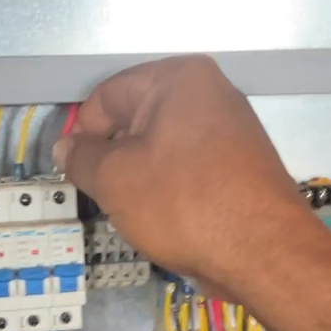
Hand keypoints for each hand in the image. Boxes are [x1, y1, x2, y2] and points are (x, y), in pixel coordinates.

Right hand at [53, 55, 330, 293]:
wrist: (263, 252)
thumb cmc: (182, 204)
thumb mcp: (114, 179)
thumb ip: (82, 158)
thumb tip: (68, 147)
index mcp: (178, 79)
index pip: (107, 96)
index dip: (83, 135)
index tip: (76, 172)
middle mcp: (211, 93)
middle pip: (137, 122)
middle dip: (115, 160)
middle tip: (107, 196)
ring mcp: (232, 130)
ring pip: (162, 151)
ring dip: (142, 181)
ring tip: (142, 214)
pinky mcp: (243, 166)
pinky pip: (190, 171)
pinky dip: (172, 192)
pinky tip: (171, 221)